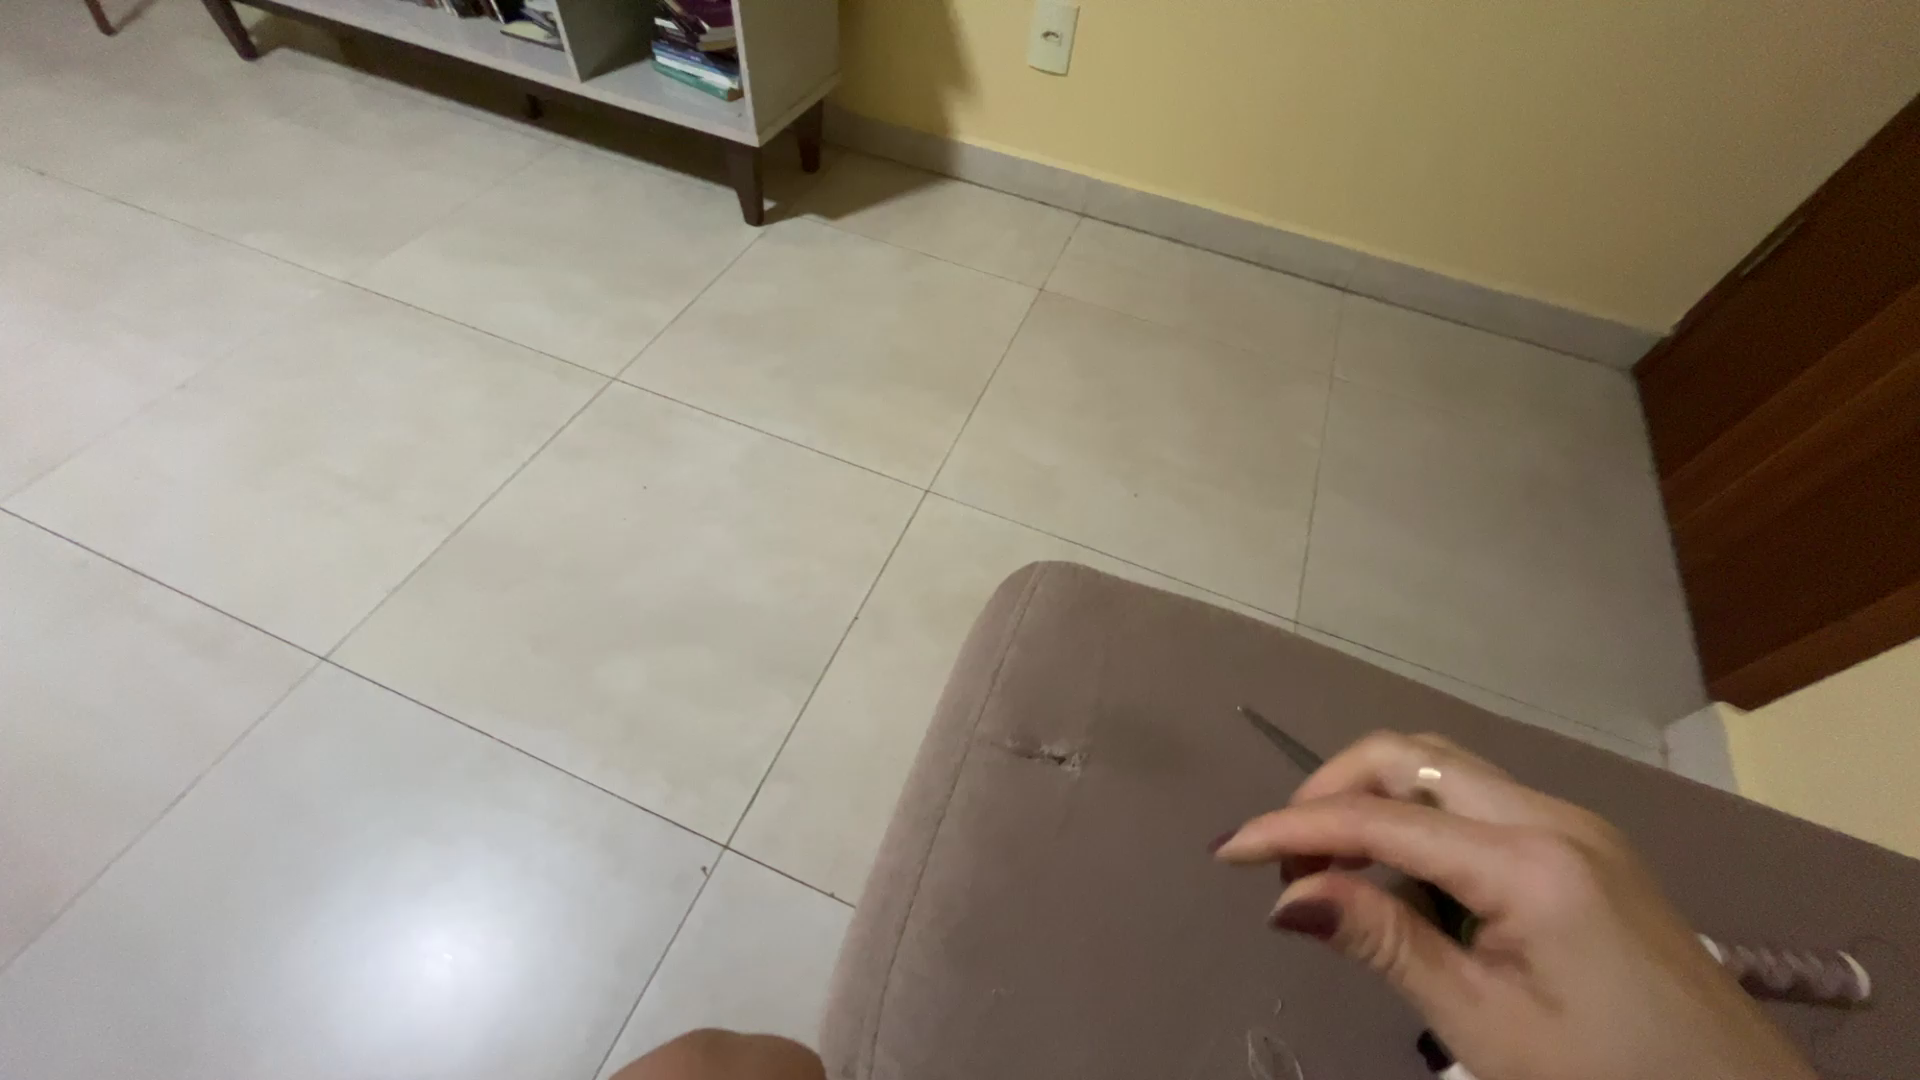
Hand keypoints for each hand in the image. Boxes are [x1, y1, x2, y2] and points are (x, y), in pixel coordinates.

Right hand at [1212, 731, 1816, 1079]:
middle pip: (1408, 756)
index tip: (1227, 850)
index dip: (1291, 829)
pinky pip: (1470, 799)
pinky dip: (1414, 818)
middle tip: (1294, 858)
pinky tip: (1406, 878)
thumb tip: (1285, 897)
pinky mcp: (1579, 843)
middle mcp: (1549, 816)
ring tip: (1337, 867)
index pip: (1379, 819)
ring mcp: (1570, 823)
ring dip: (1371, 799)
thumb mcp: (1488, 1027)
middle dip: (1331, 790)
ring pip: (1439, 767)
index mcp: (1531, 862)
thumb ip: (1383, 943)